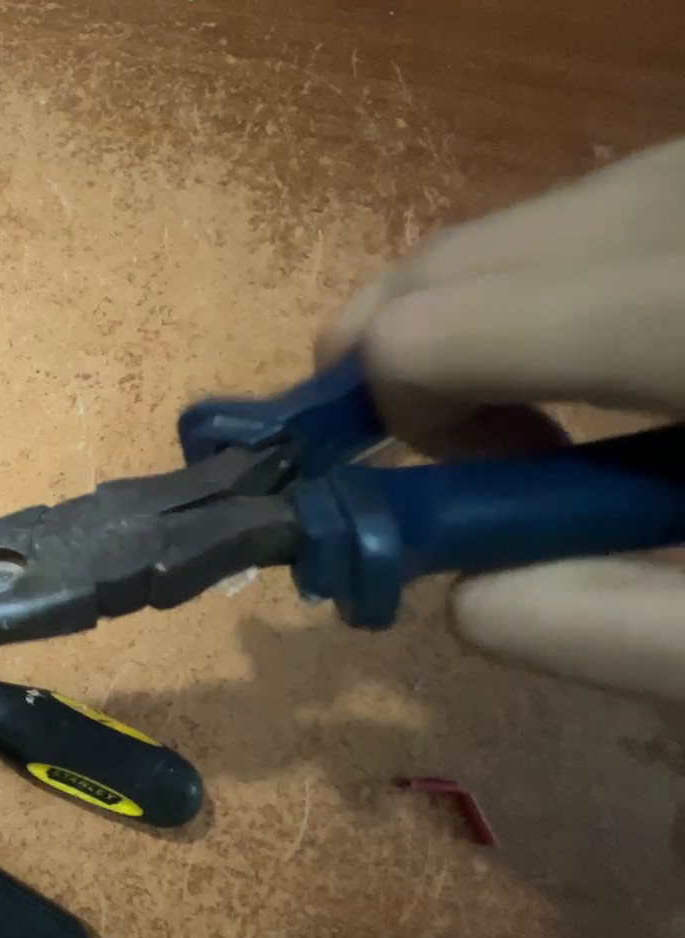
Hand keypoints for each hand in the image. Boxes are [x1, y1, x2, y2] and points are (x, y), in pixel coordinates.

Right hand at [317, 138, 684, 700]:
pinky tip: (646, 341)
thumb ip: (623, 632)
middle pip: (442, 263)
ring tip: (584, 395)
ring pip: (510, 231)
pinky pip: (594, 210)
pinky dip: (555, 286)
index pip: (421, 334)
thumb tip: (463, 596)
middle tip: (488, 446)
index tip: (464, 485)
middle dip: (402, 364)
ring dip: (477, 326)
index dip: (386, 417)